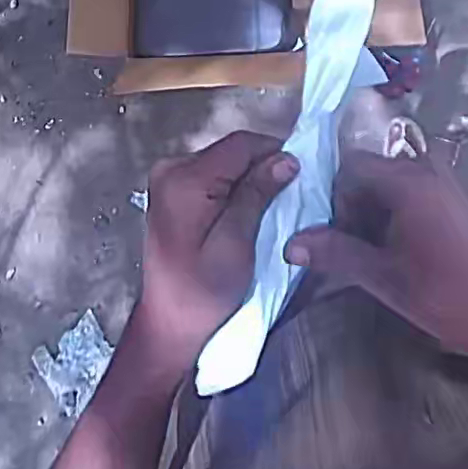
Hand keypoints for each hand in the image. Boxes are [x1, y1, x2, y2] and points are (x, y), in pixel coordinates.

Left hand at [128, 131, 296, 374]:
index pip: (240, 144)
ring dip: (249, 177)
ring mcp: (168, 176)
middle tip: (288, 196)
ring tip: (269, 206)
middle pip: (231, 150)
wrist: (167, 325)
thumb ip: (257, 196)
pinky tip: (245, 211)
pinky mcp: (171, 188)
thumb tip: (286, 159)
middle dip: (262, 166)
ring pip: (225, 160)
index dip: (274, 152)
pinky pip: (212, 173)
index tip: (300, 175)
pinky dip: (233, 186)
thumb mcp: (236, 246)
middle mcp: (171, 167)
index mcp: (184, 179)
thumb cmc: (203, 294)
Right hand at [284, 149, 467, 365]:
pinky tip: (401, 247)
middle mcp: (425, 169)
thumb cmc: (450, 296)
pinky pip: (411, 188)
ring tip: (376, 250)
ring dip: (375, 209)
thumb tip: (290, 244)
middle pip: (369, 171)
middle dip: (354, 205)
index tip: (338, 232)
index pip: (351, 166)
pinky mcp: (455, 195)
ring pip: (389, 181)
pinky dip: (396, 210)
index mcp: (406, 180)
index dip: (336, 197)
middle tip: (353, 245)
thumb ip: (336, 254)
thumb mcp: (386, 279)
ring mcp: (444, 180)